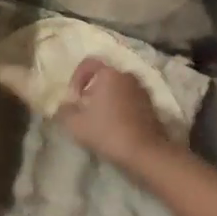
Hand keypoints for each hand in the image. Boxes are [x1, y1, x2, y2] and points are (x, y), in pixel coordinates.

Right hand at [55, 57, 170, 169]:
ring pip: (118, 88)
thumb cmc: (108, 132)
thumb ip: (65, 110)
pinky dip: (120, 107)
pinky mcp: (151, 105)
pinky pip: (130, 99)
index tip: (74, 99)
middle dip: (92, 90)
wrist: (146, 151)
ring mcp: (142, 89)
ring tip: (100, 119)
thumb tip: (65, 105)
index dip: (75, 79)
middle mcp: (127, 75)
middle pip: (104, 77)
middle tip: (85, 110)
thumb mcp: (75, 124)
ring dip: (107, 99)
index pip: (88, 63)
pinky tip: (116, 125)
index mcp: (109, 74)